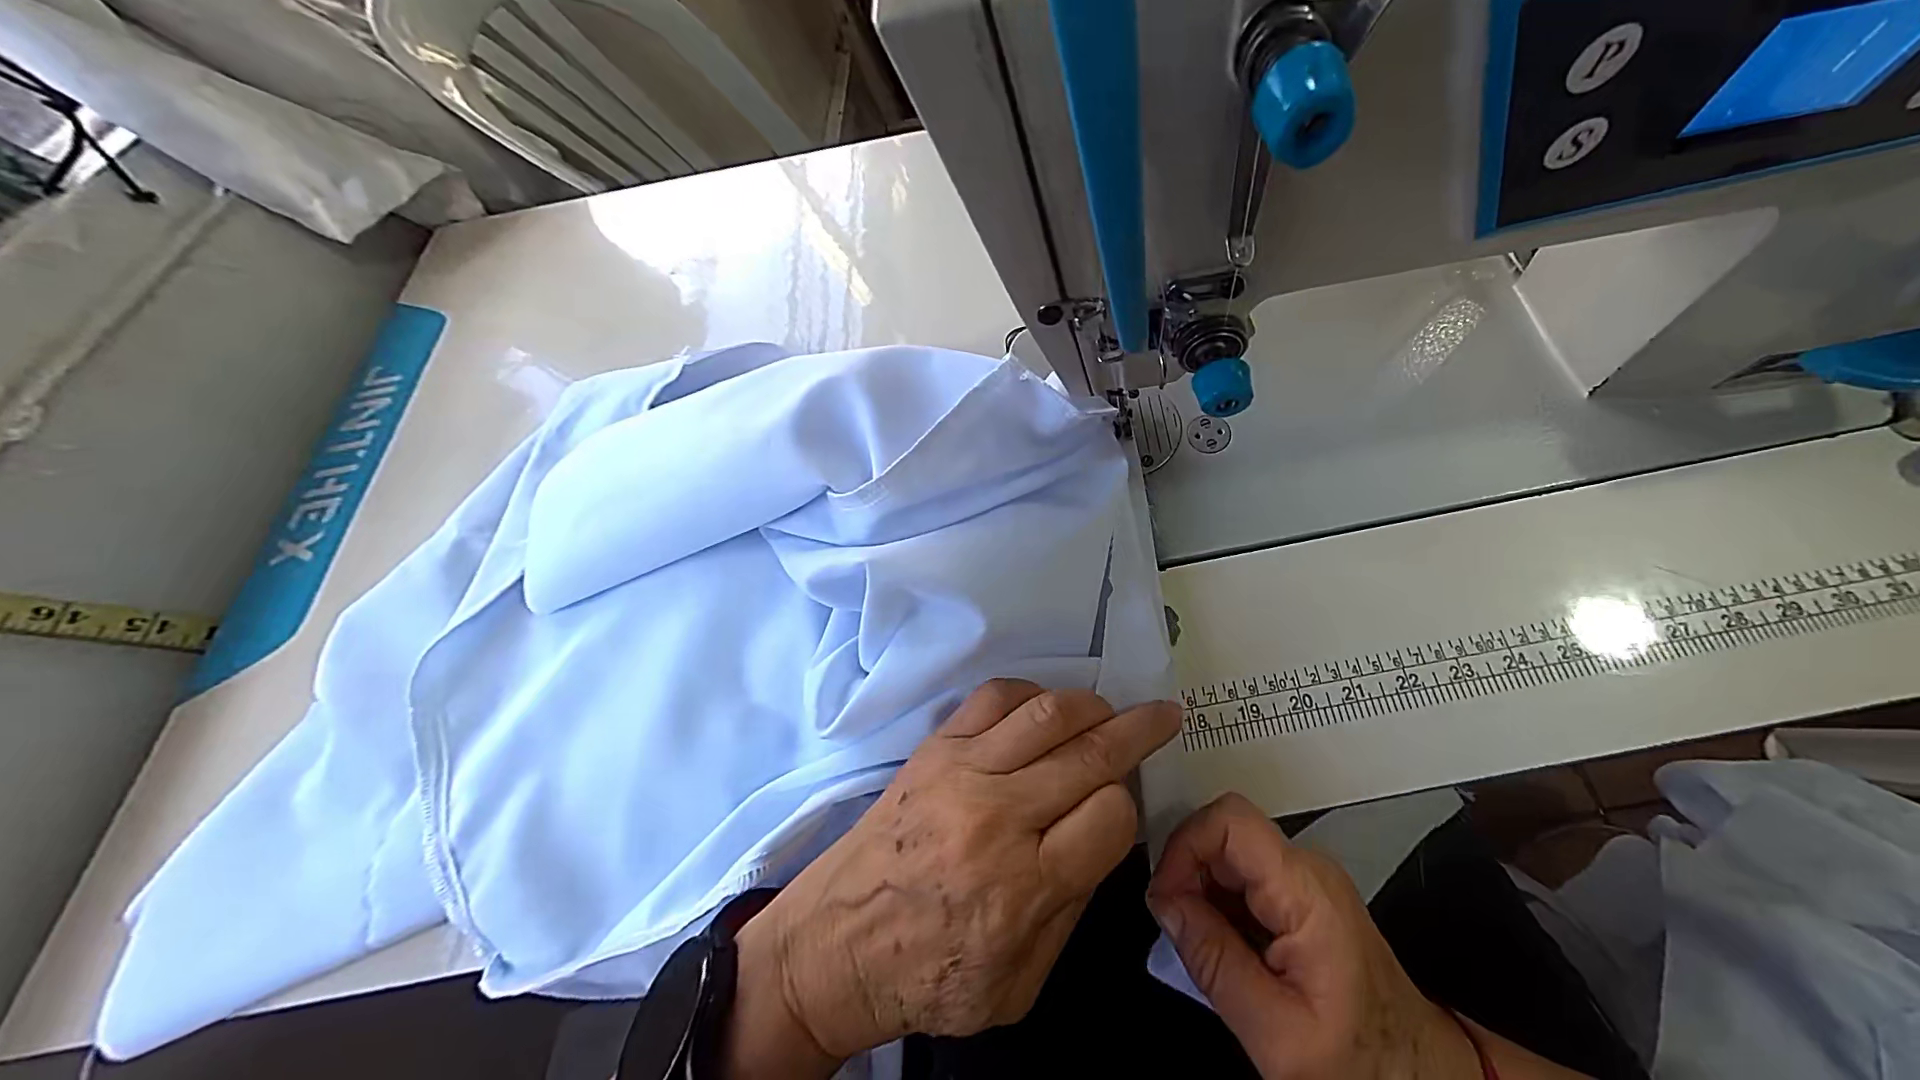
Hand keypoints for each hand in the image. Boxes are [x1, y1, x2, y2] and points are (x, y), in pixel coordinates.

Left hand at [724, 679, 1182, 1075]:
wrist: (835, 943)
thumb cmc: (928, 976)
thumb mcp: (1019, 984)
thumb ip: (1070, 908)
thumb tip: (1102, 835)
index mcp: (1025, 883)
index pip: (1111, 813)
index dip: (1129, 804)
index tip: (1123, 805)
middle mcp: (997, 816)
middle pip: (1090, 752)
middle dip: (1138, 730)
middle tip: (1162, 717)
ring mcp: (961, 772)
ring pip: (1046, 713)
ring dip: (1091, 704)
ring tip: (1109, 711)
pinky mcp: (932, 750)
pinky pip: (991, 698)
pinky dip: (1029, 692)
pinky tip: (1044, 707)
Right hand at [1145, 794, 1473, 1079]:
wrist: (1417, 1077)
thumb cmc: (1362, 1064)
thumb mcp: (1275, 1032)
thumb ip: (1212, 959)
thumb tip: (1164, 902)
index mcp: (1307, 893)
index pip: (1228, 820)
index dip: (1184, 846)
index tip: (1165, 895)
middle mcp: (1307, 871)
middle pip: (1221, 833)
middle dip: (1185, 873)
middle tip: (1177, 927)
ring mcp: (1303, 879)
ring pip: (1224, 853)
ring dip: (1198, 891)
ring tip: (1201, 945)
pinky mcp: (1297, 894)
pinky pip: (1238, 875)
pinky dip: (1215, 903)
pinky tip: (1222, 946)